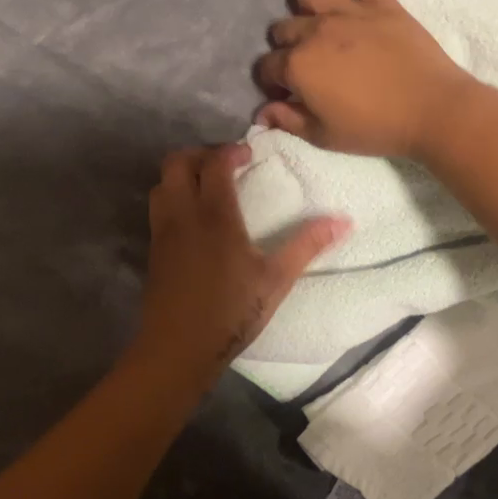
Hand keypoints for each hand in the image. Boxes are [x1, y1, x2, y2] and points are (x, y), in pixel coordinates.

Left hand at [128, 144, 348, 379]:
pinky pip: (158, 208)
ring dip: (182, 175)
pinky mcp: (153, 249)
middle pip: (177, 162)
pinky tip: (194, 219)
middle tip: (225, 165)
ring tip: (207, 187)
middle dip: (200, 154)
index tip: (248, 155)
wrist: (178, 347)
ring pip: (162, 184)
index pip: (214, 163)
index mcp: (214, 215)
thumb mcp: (276, 280)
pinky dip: (173, 198)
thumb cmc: (231, 311)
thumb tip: (344, 221)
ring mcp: (163, 231)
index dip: (230, 151)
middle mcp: (182, 214)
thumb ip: (307, 245)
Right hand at [255, 0, 480, 158]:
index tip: (287, 95)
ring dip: (305, 8)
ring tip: (320, 24)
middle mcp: (314, 31)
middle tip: (306, 65)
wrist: (431, 109)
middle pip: (282, 29)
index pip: (266, 67)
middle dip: (285, 48)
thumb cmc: (375, 128)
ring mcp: (347, 11)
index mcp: (297, 66)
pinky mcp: (380, 0)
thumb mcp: (324, 136)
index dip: (272, 83)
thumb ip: (288, 121)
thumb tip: (262, 113)